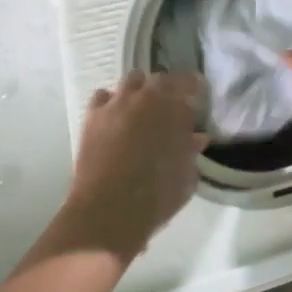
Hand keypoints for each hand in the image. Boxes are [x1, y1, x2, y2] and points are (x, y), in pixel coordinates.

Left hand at [61, 70, 208, 256]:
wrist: (108, 211)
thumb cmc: (155, 197)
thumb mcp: (186, 179)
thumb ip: (191, 152)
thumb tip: (196, 138)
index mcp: (174, 108)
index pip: (189, 83)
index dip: (194, 87)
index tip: (197, 94)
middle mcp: (146, 96)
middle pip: (160, 80)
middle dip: (167, 89)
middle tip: (169, 106)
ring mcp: (118, 102)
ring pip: (132, 80)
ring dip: (139, 90)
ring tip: (140, 108)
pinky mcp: (93, 114)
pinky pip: (103, 96)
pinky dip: (111, 102)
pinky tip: (113, 117)